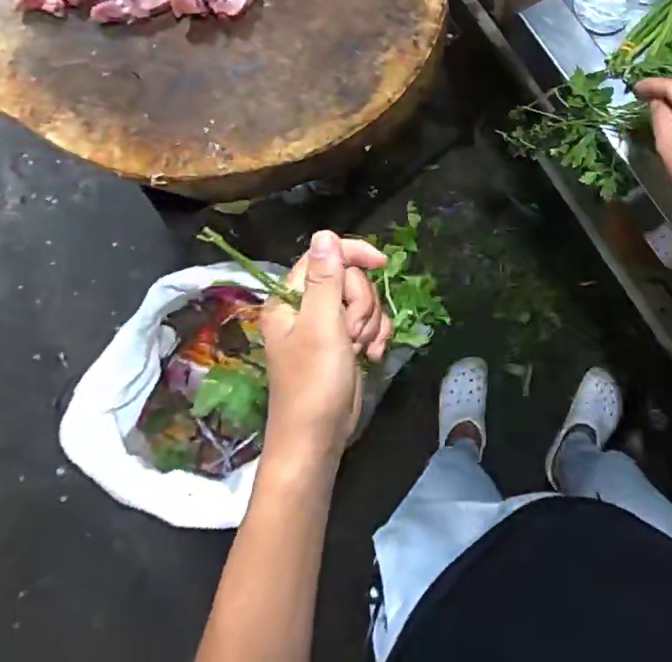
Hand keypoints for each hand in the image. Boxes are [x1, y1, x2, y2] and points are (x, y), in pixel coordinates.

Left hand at [259, 231, 387, 465]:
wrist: (317, 439)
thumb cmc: (314, 383)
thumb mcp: (321, 326)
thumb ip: (325, 279)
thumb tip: (324, 233)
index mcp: (290, 298)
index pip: (323, 256)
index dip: (353, 254)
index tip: (382, 263)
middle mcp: (306, 307)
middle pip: (349, 278)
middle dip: (361, 302)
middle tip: (354, 332)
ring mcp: (326, 326)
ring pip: (363, 300)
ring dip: (371, 321)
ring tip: (362, 347)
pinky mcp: (343, 342)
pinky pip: (368, 321)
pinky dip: (375, 334)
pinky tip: (373, 354)